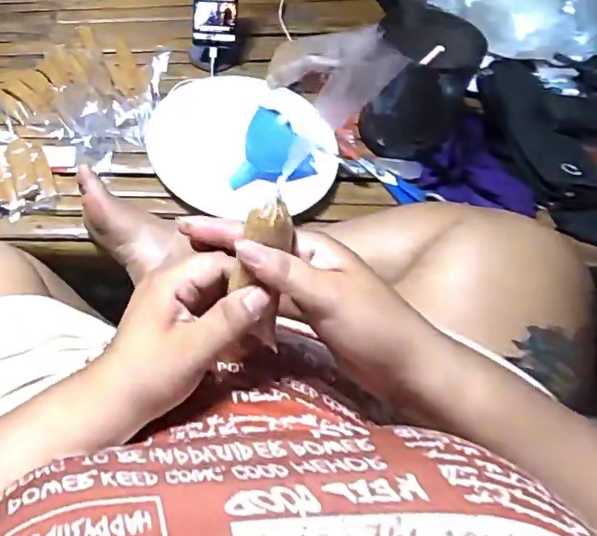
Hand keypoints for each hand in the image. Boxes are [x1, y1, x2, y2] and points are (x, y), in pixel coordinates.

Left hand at [89, 251, 273, 426]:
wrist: (110, 403)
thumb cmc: (150, 375)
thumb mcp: (194, 349)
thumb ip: (228, 319)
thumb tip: (263, 292)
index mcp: (171, 277)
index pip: (219, 260)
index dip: (249, 275)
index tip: (275, 298)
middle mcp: (170, 278)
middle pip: (217, 273)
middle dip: (245, 292)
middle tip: (272, 318)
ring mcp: (170, 297)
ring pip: (214, 291)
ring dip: (237, 307)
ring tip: (263, 330)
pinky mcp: (172, 315)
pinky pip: (205, 307)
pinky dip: (224, 319)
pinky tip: (242, 339)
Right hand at [178, 218, 449, 404]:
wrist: (413, 372)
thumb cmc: (375, 326)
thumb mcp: (329, 295)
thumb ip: (285, 271)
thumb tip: (242, 243)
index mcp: (315, 247)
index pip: (260, 232)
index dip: (222, 228)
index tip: (186, 225)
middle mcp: (309, 261)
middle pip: (257, 249)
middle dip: (222, 245)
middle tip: (184, 245)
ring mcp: (310, 288)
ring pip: (262, 274)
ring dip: (233, 271)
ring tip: (197, 271)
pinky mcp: (311, 314)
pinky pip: (272, 299)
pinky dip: (250, 297)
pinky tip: (231, 303)